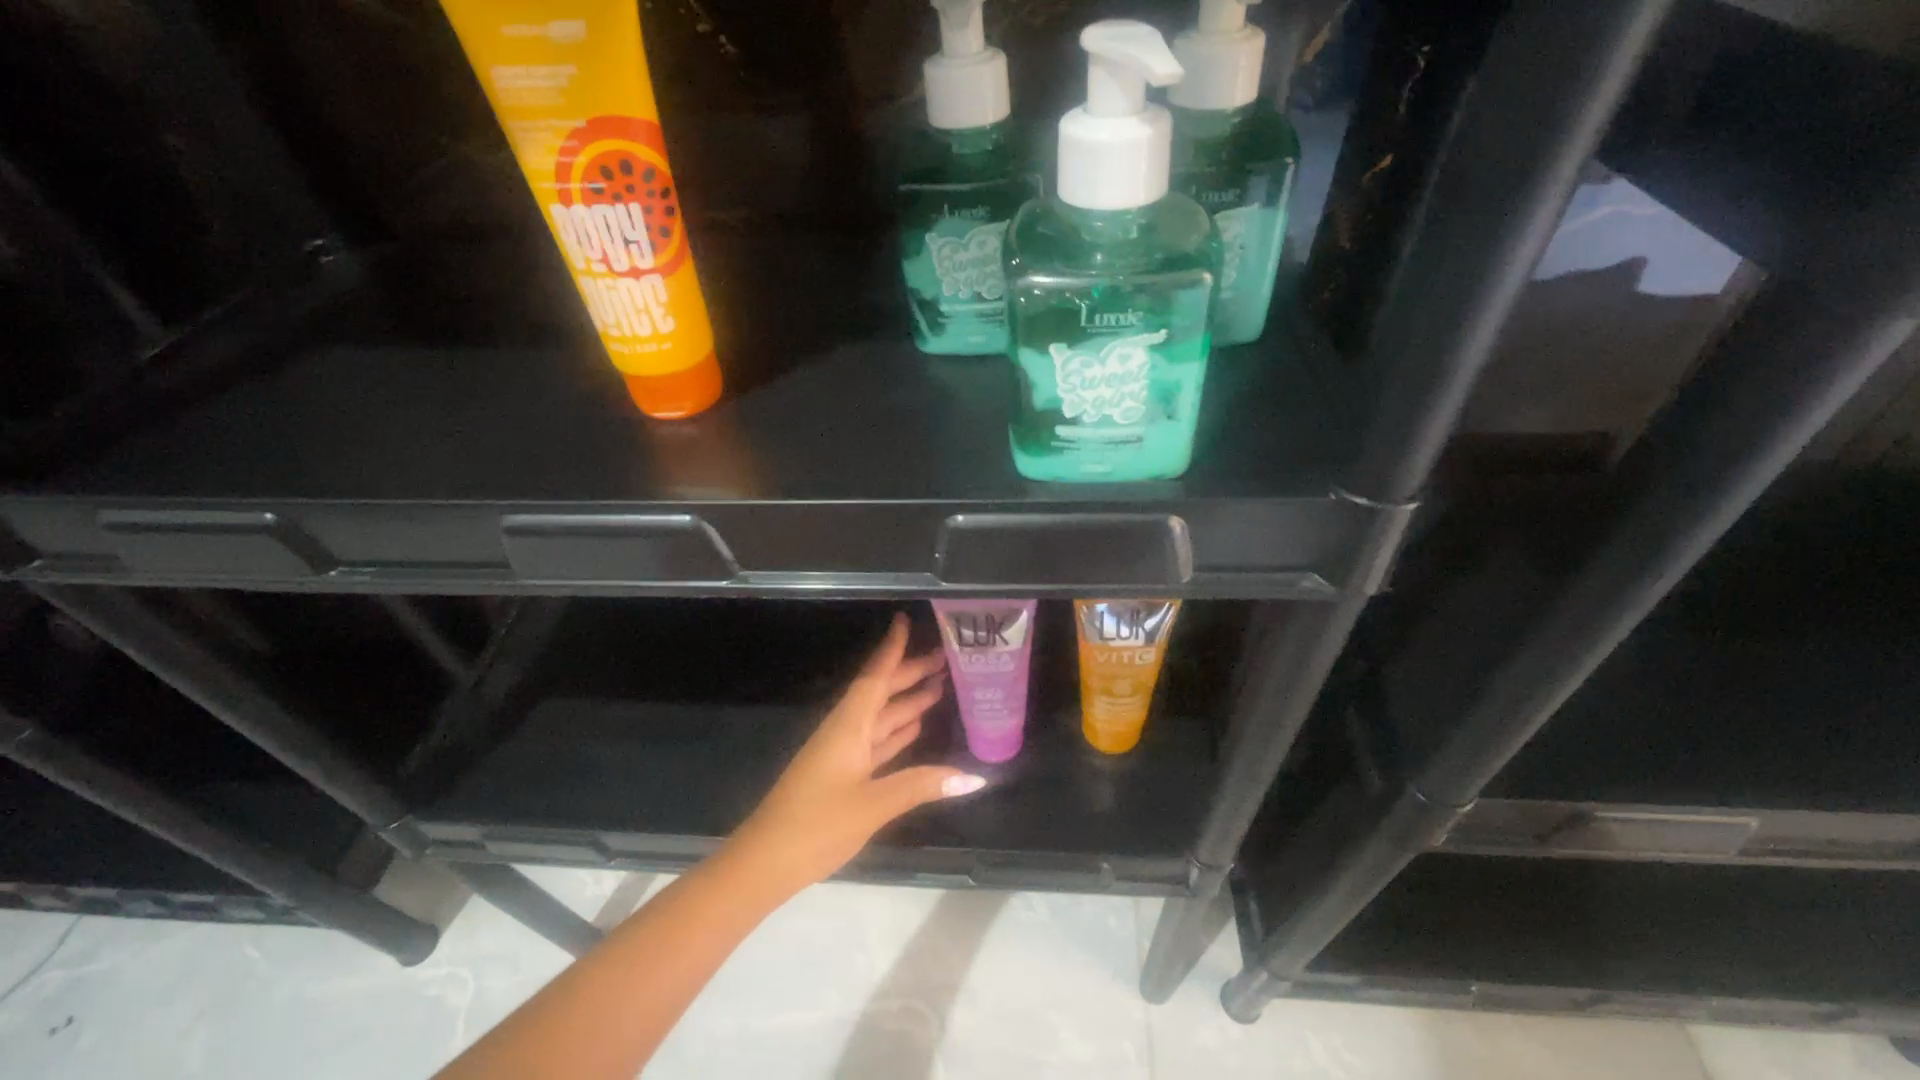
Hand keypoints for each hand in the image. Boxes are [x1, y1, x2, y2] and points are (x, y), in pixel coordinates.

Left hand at [726, 613, 985, 893]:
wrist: (765, 862)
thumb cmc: (816, 825)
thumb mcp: (874, 804)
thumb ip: (922, 785)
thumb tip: (974, 777)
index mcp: (847, 728)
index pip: (874, 679)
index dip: (891, 651)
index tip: (905, 623)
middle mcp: (844, 734)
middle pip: (879, 695)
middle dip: (909, 674)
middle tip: (944, 658)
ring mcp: (841, 756)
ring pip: (878, 719)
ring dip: (905, 702)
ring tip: (938, 687)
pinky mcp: (841, 778)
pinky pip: (874, 744)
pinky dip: (895, 733)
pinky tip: (914, 728)